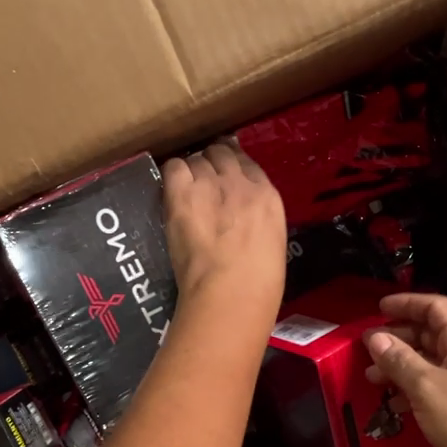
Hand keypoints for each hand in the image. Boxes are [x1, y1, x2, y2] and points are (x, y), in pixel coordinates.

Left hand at [161, 144, 285, 325]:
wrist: (231, 292)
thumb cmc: (259, 284)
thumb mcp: (272, 244)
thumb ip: (258, 222)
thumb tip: (243, 221)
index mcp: (267, 196)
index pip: (247, 164)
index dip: (233, 168)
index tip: (226, 179)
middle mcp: (238, 181)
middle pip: (221, 153)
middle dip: (212, 164)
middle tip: (204, 184)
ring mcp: (208, 184)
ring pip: (196, 158)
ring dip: (192, 170)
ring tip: (187, 190)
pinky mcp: (181, 195)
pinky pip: (174, 168)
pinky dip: (173, 175)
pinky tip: (173, 191)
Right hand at [363, 294, 446, 446]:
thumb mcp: (426, 386)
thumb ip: (398, 359)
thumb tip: (374, 337)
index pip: (436, 307)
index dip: (407, 304)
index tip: (378, 308)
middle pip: (430, 333)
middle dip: (398, 337)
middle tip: (367, 345)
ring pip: (427, 360)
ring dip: (399, 365)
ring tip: (372, 376)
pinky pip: (431, 384)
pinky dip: (409, 387)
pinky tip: (391, 401)